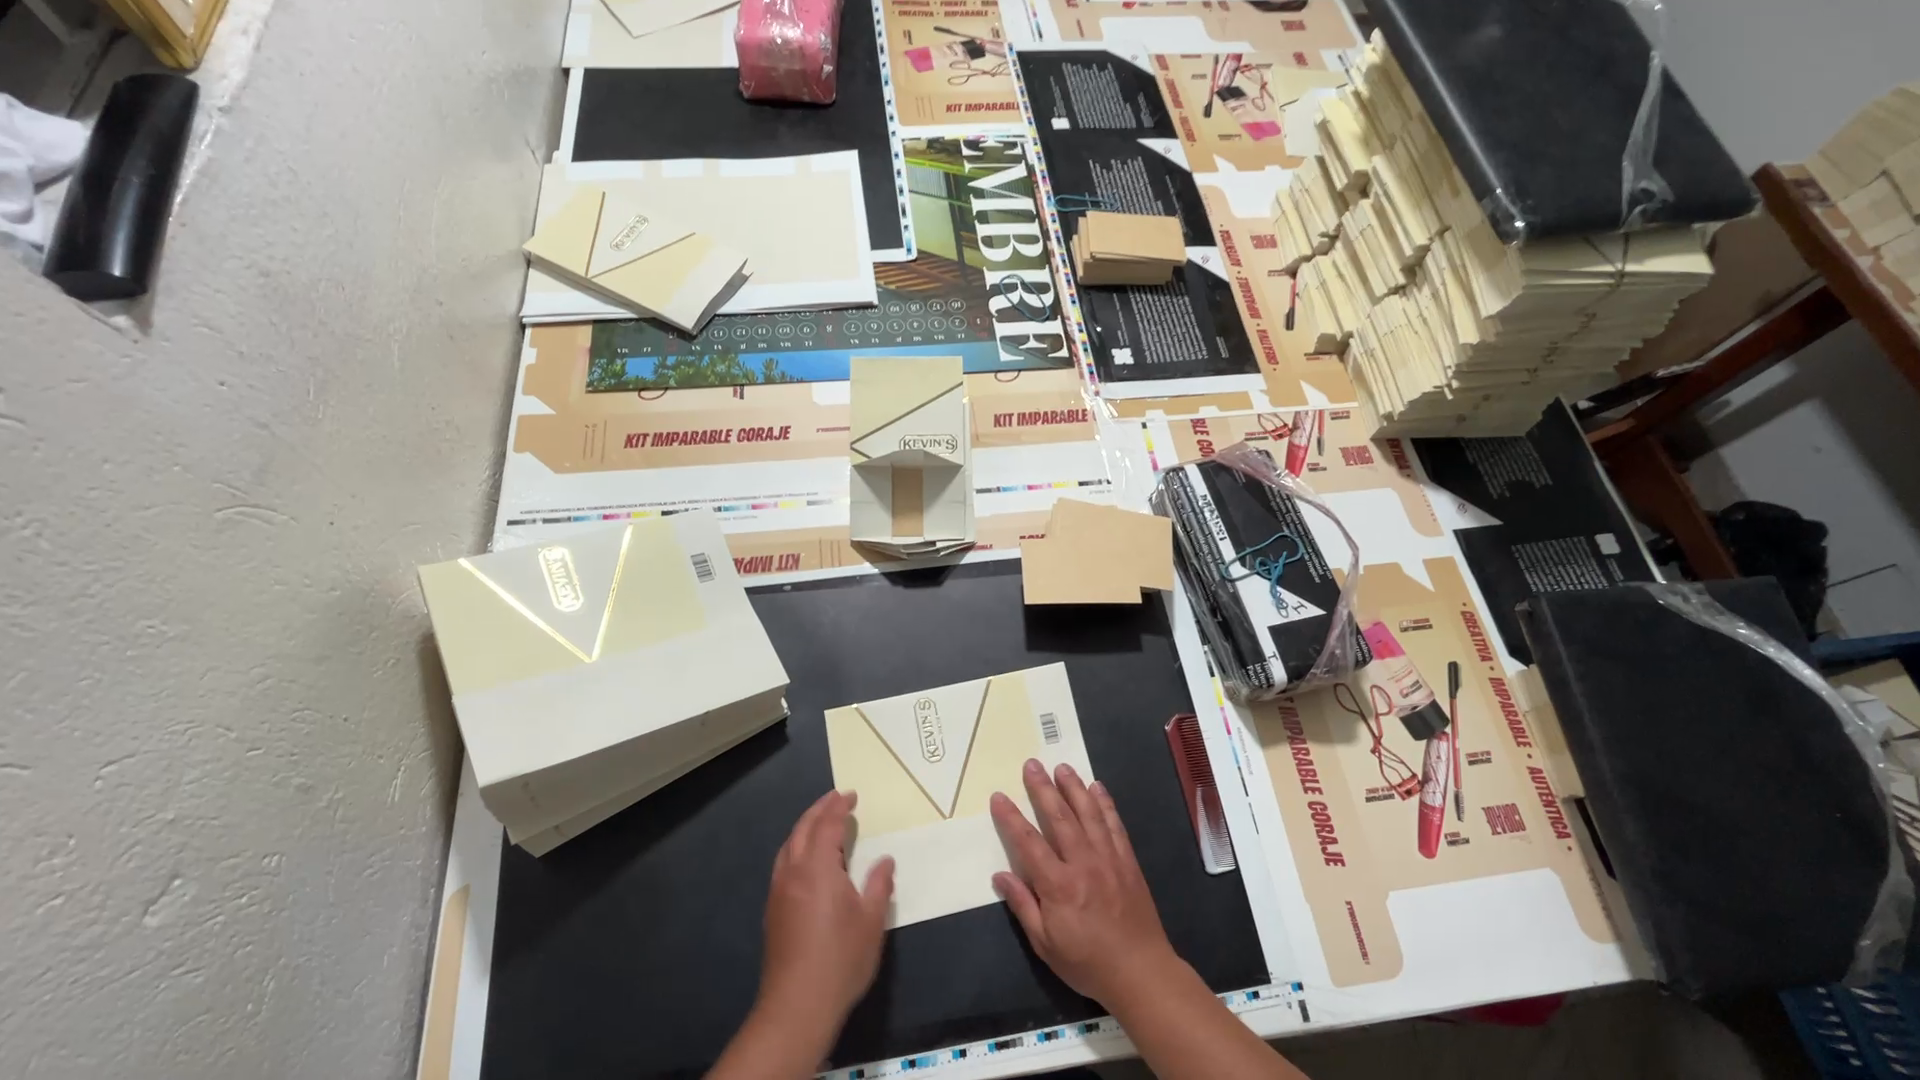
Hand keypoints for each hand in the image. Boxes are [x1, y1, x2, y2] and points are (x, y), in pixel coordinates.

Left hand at [759, 790, 894, 1026]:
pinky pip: (783, 864)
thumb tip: (884, 861)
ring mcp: (778, 892)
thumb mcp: (871, 921)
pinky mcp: (773, 911)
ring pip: (788, 846)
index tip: (851, 796)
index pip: (827, 826)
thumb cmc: (841, 959)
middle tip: (836, 800)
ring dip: (805, 828)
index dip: (838, 807)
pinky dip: (797, 849)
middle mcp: (793, 872)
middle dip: (819, 810)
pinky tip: (808, 861)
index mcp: (818, 868)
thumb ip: (878, 885)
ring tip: (822, 824)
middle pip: (802, 829)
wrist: (797, 1004)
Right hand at [990, 760, 1182, 1007]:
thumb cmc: (1087, 962)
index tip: (999, 797)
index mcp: (1058, 885)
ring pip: (1088, 814)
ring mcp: (1108, 859)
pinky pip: (1114, 825)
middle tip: (1031, 764)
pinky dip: (1105, 804)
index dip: (1011, 818)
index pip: (1028, 842)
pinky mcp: (1127, 861)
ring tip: (1061, 767)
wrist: (1140, 971)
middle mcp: (1083, 864)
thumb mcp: (1045, 944)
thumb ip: (1023, 905)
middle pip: (1059, 817)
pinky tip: (1097, 788)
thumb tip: (1000, 875)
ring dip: (1073, 787)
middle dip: (1043, 789)